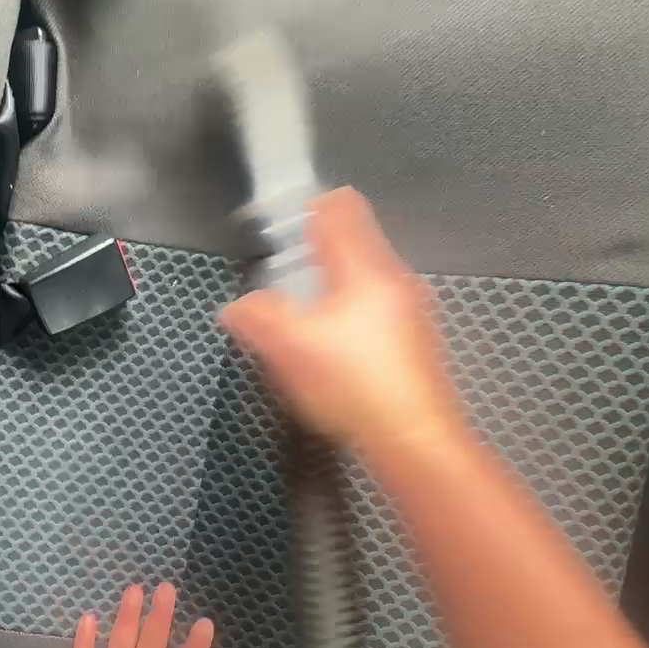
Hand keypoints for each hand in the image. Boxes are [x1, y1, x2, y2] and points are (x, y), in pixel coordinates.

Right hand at [222, 186, 465, 454]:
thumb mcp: (288, 348)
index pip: (340, 207)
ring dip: (328, 287)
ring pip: (362, 278)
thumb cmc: (351, 383)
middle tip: (279, 282)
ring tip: (298, 319)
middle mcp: (393, 277)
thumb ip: (256, 317)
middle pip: (351, 242)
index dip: (306, 207)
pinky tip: (329, 351)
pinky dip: (347, 314)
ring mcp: (410, 309)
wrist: (414, 440)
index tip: (279, 230)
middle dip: (311, 255)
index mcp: (364, 267)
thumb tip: (234, 307)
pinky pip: (373, 307)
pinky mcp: (414, 340)